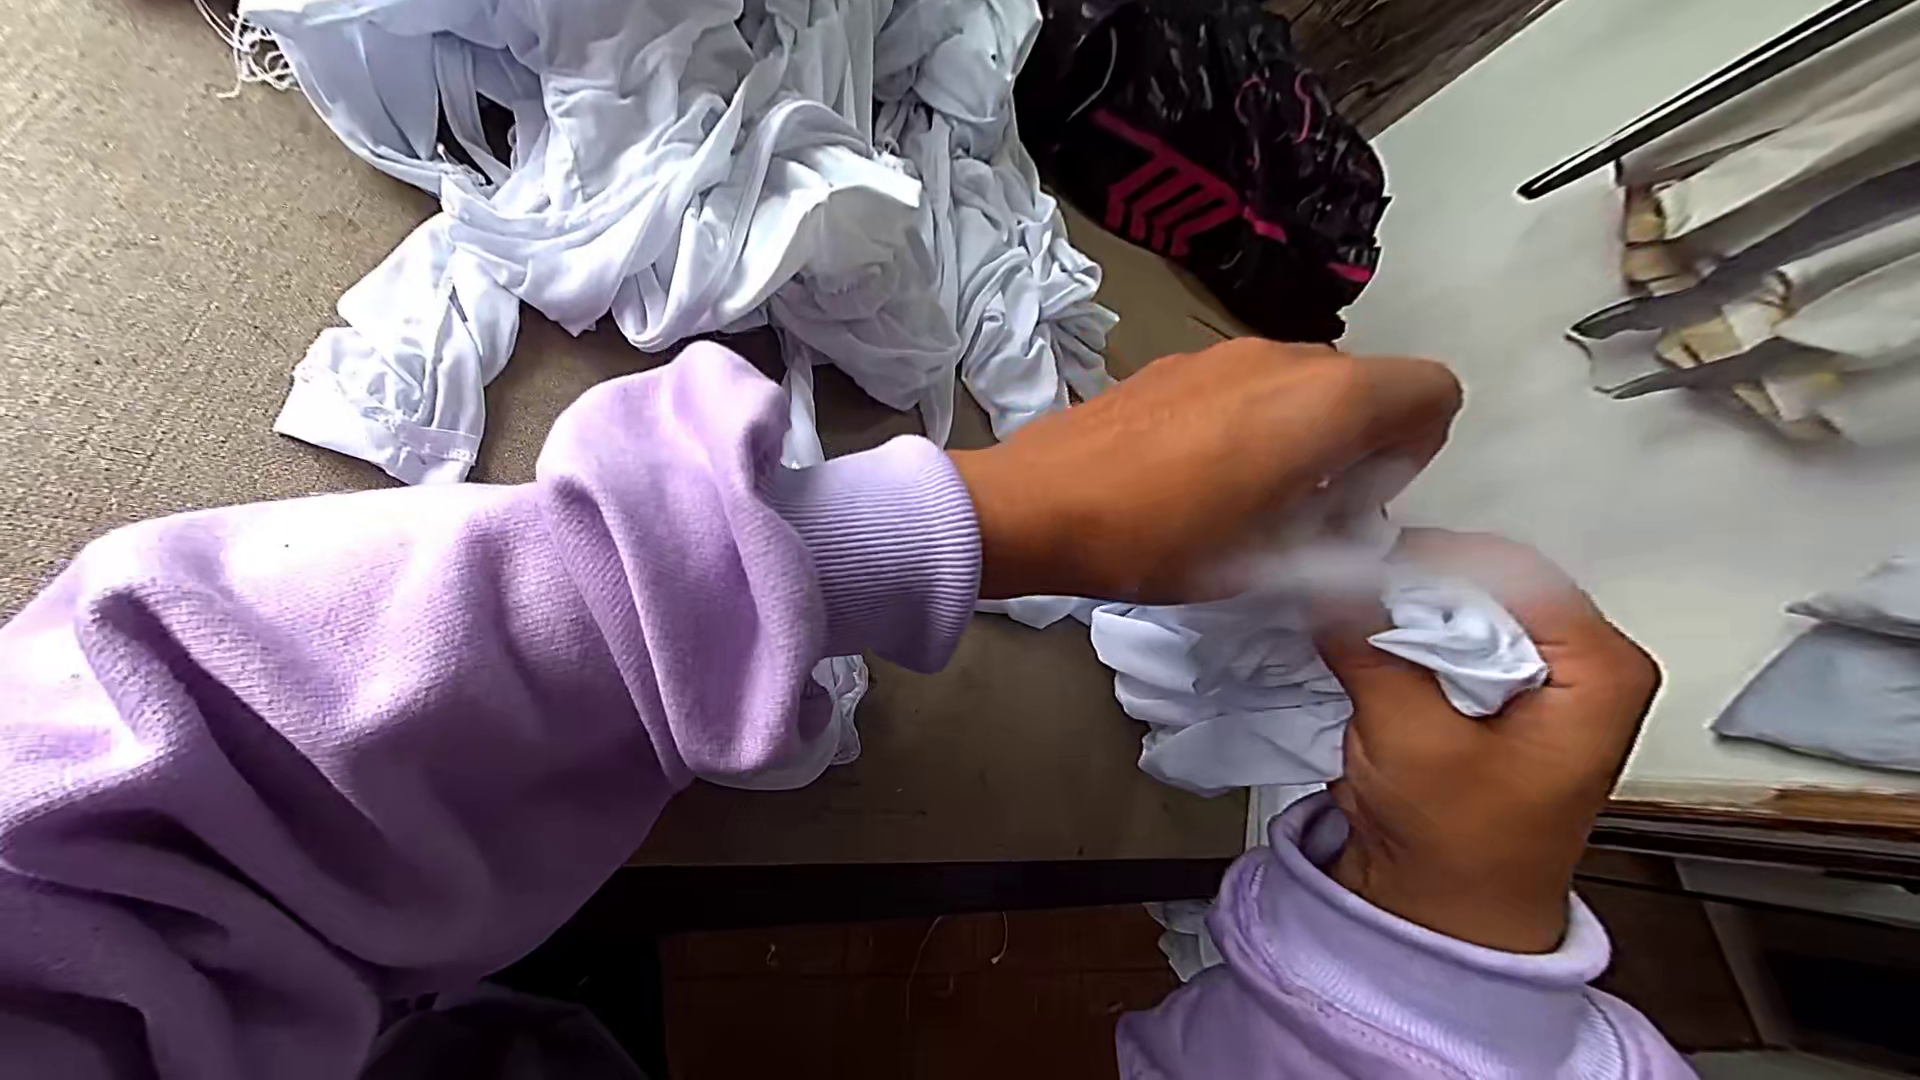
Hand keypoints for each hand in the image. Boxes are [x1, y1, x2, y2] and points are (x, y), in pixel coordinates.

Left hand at [949, 339, 1461, 600]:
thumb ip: (1334, 548)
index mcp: (1321, 400)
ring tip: (1237, 494)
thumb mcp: (1259, 565)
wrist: (1035, 505)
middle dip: (1352, 445)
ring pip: (1294, 384)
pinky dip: (1243, 419)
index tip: (1355, 503)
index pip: (1429, 393)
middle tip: (1299, 510)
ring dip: (1294, 433)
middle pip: (1358, 388)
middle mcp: (1276, 357)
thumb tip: (1352, 536)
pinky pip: (1236, 383)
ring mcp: (1214, 354)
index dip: (1412, 452)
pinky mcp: (1165, 364)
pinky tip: (1187, 470)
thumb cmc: (1154, 540)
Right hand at [1315, 531, 1659, 952]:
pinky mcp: (1464, 680)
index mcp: (1596, 668)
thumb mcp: (1413, 737)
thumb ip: (1370, 652)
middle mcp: (1563, 656)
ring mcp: (1512, 667)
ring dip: (1382, 597)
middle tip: (1328, 574)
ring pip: (1442, 600)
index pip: (1512, 572)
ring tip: (1323, 594)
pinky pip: (1420, 627)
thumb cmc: (1457, 832)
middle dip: (1399, 576)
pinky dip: (1378, 621)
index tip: (1355, 561)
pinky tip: (1335, 620)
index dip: (1430, 559)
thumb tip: (1320, 581)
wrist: (1438, 896)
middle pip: (1475, 579)